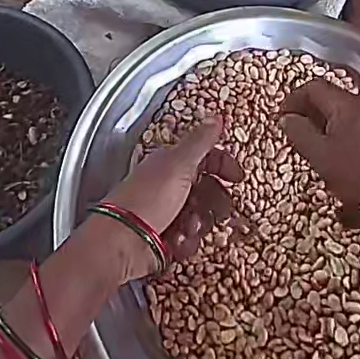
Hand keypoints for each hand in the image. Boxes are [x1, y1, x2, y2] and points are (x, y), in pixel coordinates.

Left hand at [99, 120, 240, 279]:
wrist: (121, 242)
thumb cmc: (147, 199)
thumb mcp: (178, 164)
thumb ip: (200, 141)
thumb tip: (217, 116)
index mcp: (170, 163)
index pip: (205, 157)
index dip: (222, 165)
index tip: (237, 177)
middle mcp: (169, 186)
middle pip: (208, 190)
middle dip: (213, 202)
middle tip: (214, 209)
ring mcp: (167, 212)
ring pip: (202, 216)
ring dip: (198, 223)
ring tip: (185, 226)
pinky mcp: (166, 238)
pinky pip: (190, 239)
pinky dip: (185, 241)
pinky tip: (174, 241)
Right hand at [279, 80, 359, 203]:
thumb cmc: (356, 178)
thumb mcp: (319, 155)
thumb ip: (298, 132)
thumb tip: (287, 119)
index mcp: (349, 106)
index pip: (314, 87)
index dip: (293, 99)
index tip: (281, 117)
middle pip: (331, 97)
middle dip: (309, 111)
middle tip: (294, 131)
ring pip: (345, 112)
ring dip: (325, 122)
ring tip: (313, 144)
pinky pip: (359, 124)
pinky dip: (342, 131)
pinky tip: (337, 152)